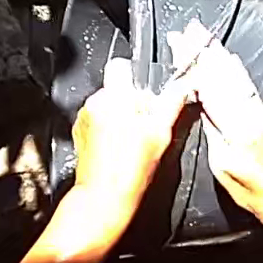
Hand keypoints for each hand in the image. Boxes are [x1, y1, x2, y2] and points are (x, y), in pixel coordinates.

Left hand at [71, 55, 190, 216]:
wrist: (103, 196)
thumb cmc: (129, 169)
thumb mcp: (160, 133)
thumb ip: (171, 103)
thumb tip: (183, 86)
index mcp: (113, 97)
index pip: (121, 65)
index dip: (136, 76)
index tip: (146, 94)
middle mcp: (94, 103)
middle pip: (117, 88)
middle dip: (132, 102)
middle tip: (145, 125)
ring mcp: (84, 118)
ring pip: (107, 105)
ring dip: (120, 115)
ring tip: (132, 140)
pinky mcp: (79, 132)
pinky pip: (97, 120)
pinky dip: (108, 128)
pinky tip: (119, 146)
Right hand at [169, 27, 262, 216]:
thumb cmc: (248, 188)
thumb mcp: (220, 163)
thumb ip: (212, 130)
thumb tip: (201, 104)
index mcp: (237, 127)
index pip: (210, 88)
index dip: (194, 65)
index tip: (181, 47)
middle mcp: (251, 114)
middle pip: (224, 76)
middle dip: (205, 51)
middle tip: (191, 31)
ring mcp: (260, 113)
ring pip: (237, 78)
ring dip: (219, 56)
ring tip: (205, 38)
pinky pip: (248, 86)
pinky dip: (236, 70)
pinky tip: (229, 59)